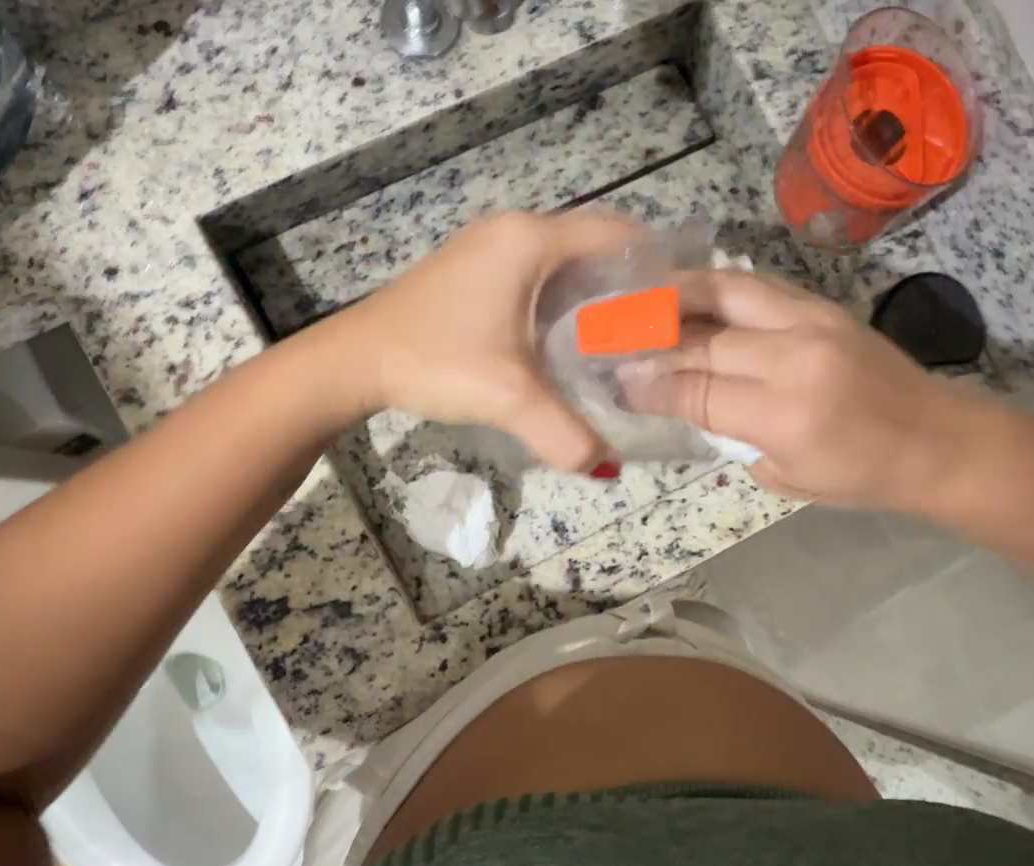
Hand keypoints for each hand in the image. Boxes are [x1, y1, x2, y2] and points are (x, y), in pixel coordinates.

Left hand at [337, 210, 638, 471]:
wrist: (354, 361)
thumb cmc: (435, 360)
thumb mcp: (509, 397)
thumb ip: (565, 433)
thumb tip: (606, 467)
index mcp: (529, 241)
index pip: (615, 234)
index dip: (654, 264)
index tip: (679, 306)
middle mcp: (511, 231)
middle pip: (591, 244)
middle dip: (626, 284)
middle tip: (655, 333)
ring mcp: (486, 248)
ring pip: (560, 261)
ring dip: (591, 294)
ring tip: (620, 342)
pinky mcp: (470, 270)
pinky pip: (532, 275)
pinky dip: (558, 300)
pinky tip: (565, 342)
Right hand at [639, 270, 1002, 509]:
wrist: (937, 441)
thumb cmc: (861, 476)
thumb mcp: (785, 476)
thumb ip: (731, 435)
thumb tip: (685, 400)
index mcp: (785, 414)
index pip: (697, 392)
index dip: (650, 387)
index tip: (614, 382)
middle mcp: (794, 358)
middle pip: (703, 340)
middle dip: (651, 342)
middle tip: (611, 336)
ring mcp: (812, 322)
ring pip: (728, 293)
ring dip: (678, 293)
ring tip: (640, 296)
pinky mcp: (824, 306)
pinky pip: (758, 287)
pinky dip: (718, 288)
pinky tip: (691, 292)